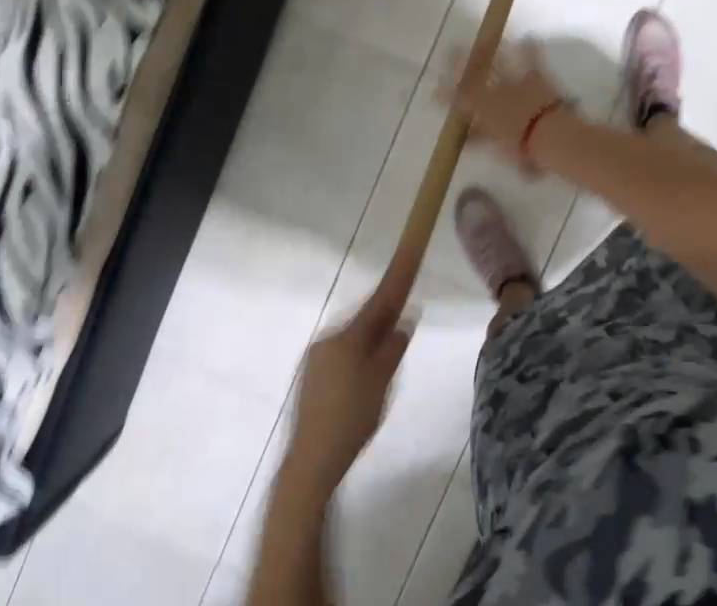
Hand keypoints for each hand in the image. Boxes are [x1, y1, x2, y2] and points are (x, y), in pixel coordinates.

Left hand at [284, 299, 412, 493]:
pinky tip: (362, 385)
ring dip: (368, 344)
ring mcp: (314, 359)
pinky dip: (355, 360)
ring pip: (350, 341)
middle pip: (362, 321)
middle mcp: (327, 340)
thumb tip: (404, 319)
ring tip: (382, 375)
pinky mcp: (309, 378)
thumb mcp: (382, 382)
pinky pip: (339, 357)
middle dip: (382, 323)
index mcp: (346, 337)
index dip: (395, 280)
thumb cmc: (352, 418)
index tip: (407, 256)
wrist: (311, 459)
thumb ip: (393, 347)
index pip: (377, 303)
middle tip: (401, 336)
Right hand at [441, 40, 574, 170]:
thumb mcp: (497, 147)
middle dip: (460, 61)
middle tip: (452, 48)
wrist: (550, 133)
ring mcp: (516, 81)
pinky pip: (533, 59)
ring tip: (484, 39)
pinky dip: (530, 48)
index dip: (445, 94)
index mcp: (483, 110)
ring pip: (498, 61)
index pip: (459, 99)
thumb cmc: (522, 147)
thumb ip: (479, 139)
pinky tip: (528, 37)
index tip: (435, 90)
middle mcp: (496, 91)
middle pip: (474, 73)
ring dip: (489, 50)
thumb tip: (464, 141)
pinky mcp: (537, 77)